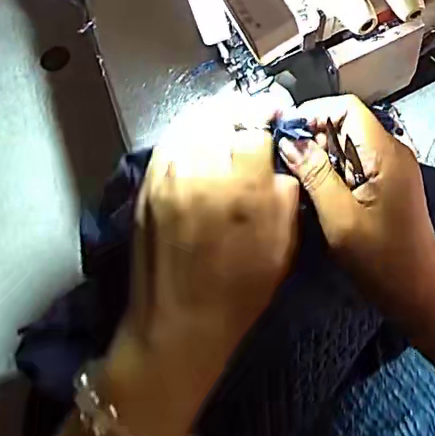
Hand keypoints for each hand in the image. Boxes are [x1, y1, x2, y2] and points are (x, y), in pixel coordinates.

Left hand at [106, 122, 299, 435]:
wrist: (177, 326)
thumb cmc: (242, 287)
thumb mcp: (286, 236)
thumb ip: (287, 182)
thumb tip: (280, 148)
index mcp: (241, 186)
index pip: (257, 123)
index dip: (272, 116)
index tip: (280, 117)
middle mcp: (201, 171)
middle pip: (222, 111)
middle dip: (244, 109)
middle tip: (257, 116)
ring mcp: (167, 175)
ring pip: (194, 119)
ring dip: (218, 115)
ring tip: (231, 124)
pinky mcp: (147, 183)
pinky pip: (172, 137)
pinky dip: (192, 129)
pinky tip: (205, 139)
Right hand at [278, 95, 434, 324]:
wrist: (417, 288)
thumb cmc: (381, 258)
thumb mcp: (339, 217)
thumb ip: (314, 174)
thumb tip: (290, 142)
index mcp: (385, 151)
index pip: (347, 107)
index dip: (314, 113)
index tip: (287, 133)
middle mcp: (392, 149)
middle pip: (347, 121)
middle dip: (315, 135)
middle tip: (289, 160)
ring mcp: (392, 164)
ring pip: (350, 140)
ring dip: (323, 153)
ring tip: (302, 177)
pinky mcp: (389, 179)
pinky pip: (357, 159)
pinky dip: (336, 168)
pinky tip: (321, 190)